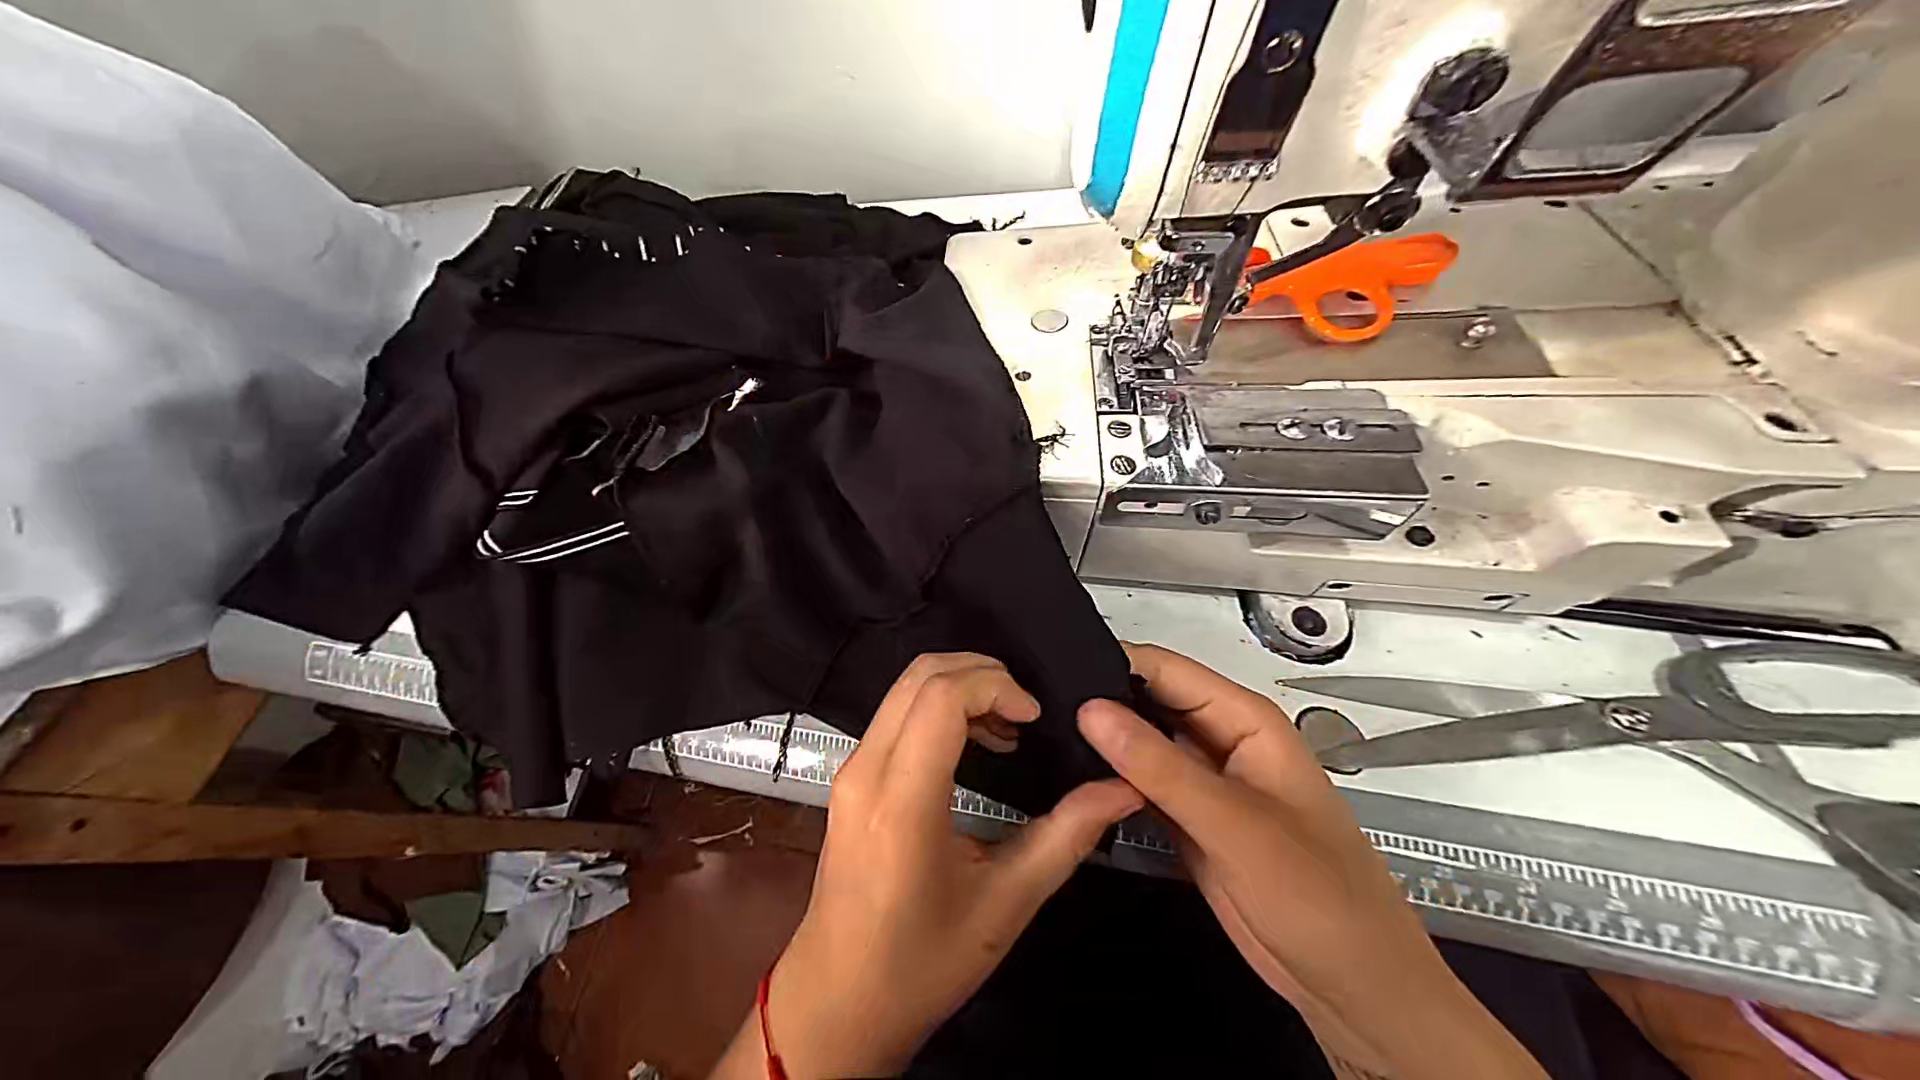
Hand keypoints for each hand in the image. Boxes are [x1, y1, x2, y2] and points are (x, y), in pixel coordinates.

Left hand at [710, 654, 1142, 1079]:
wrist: (838, 1000)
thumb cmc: (921, 962)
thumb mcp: (1006, 903)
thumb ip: (1066, 836)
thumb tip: (1121, 791)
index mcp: (902, 801)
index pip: (942, 696)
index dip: (996, 687)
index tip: (1035, 717)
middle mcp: (867, 770)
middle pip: (921, 674)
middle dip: (982, 673)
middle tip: (1026, 712)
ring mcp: (851, 769)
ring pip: (906, 686)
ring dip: (961, 687)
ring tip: (1008, 727)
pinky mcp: (850, 776)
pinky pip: (897, 712)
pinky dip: (940, 706)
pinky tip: (975, 742)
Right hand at [1078, 645, 1545, 1079]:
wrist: (1353, 988)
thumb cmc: (1316, 896)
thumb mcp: (1235, 825)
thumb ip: (1160, 766)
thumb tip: (1088, 709)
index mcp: (1244, 720)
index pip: (1166, 669)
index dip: (1111, 662)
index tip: (1048, 670)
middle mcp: (1219, 739)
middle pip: (1148, 701)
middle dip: (1097, 700)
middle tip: (1032, 704)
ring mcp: (1201, 781)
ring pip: (1139, 743)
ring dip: (1099, 740)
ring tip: (1037, 731)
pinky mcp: (1186, 818)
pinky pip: (1139, 784)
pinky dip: (1108, 779)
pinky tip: (1066, 773)